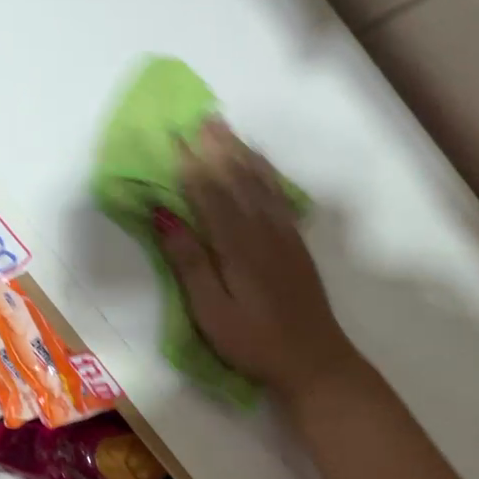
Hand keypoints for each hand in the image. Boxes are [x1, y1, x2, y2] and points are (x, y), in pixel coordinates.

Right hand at [156, 119, 359, 399]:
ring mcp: (283, 236)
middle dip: (218, 148)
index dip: (190, 165)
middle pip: (238, 180)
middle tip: (200, 117)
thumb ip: (189, 262)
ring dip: (240, 154)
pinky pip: (277, 197)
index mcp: (237, 246)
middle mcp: (263, 231)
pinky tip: (258, 166)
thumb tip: (165, 217)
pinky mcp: (294, 245)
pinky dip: (264, 174)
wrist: (314, 361)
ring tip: (225, 130)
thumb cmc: (251, 340)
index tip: (173, 137)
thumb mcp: (210, 309)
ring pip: (260, 184)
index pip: (209, 195)